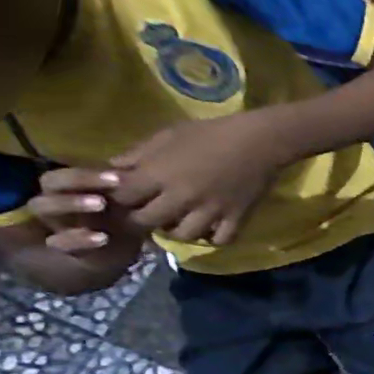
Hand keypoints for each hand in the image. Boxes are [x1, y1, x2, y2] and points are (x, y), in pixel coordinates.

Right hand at [27, 168, 144, 254]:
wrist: (121, 251)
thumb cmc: (123, 219)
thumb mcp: (127, 202)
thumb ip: (127, 186)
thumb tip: (143, 167)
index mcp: (72, 189)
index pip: (66, 172)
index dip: (86, 174)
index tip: (118, 177)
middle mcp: (57, 200)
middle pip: (49, 182)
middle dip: (77, 181)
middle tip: (113, 184)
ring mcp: (56, 222)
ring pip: (42, 206)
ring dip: (70, 202)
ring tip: (100, 203)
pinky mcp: (63, 246)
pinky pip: (59, 242)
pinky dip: (78, 239)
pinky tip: (102, 238)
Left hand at [108, 115, 288, 244]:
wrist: (259, 142)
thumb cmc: (210, 133)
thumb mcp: (167, 136)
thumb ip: (138, 155)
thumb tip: (114, 170)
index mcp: (159, 173)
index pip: (122, 197)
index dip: (116, 199)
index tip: (120, 197)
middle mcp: (182, 196)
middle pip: (147, 221)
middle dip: (139, 220)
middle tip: (144, 215)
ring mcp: (212, 209)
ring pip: (184, 235)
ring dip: (176, 231)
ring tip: (178, 223)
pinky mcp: (237, 216)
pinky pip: (222, 239)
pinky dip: (213, 238)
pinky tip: (210, 230)